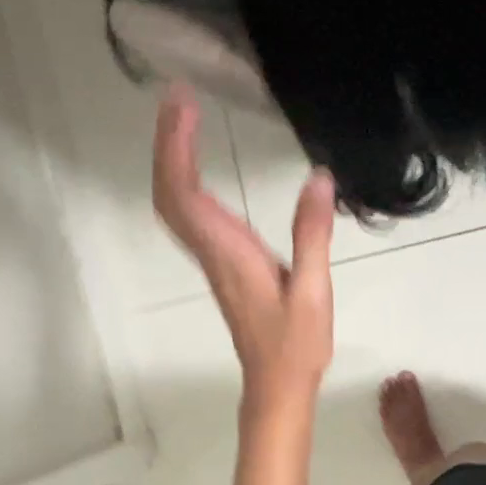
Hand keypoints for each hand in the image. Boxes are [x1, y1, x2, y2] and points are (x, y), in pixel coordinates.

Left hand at [153, 85, 335, 409]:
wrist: (276, 386)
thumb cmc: (295, 346)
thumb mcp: (312, 291)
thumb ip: (312, 235)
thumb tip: (319, 177)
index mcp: (228, 253)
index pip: (184, 193)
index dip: (175, 146)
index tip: (183, 103)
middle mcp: (212, 252)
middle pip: (169, 193)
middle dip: (166, 142)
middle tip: (179, 97)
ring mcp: (213, 260)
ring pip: (174, 205)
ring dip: (171, 160)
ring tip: (184, 118)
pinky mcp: (221, 266)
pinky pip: (189, 216)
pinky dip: (184, 182)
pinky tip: (196, 165)